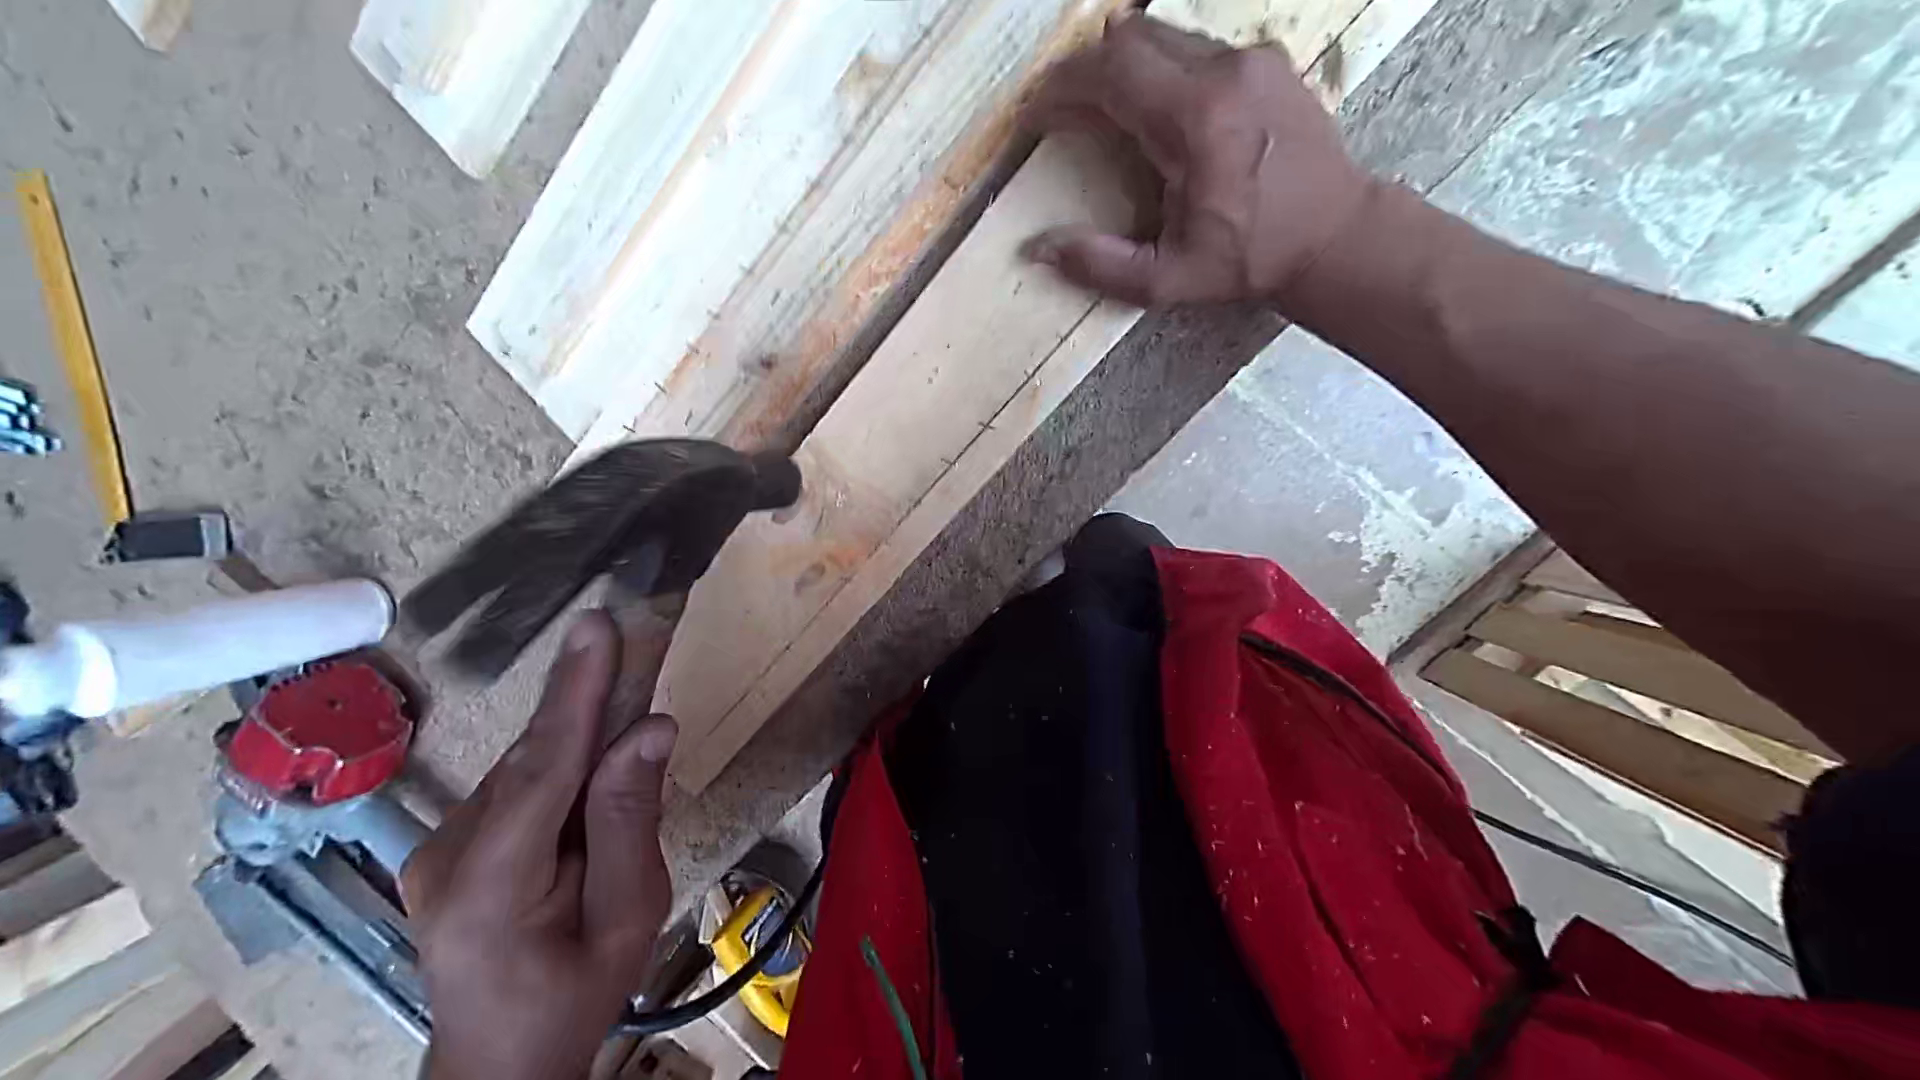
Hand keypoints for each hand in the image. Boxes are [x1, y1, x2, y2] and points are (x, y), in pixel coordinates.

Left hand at [401, 611, 678, 1079]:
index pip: (541, 770)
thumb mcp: (630, 914)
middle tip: (628, 635)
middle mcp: (447, 856)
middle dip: (585, 697)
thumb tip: (651, 729)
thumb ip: (631, 819)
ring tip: (627, 701)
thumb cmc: (579, 994)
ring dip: (580, 730)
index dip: (574, 694)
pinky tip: (595, 766)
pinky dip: (563, 759)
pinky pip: (519, 784)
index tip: (597, 627)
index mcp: (491, 887)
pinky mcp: (448, 845)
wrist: (502, 1059)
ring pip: (526, 767)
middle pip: (534, 759)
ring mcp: (438, 849)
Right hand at [1023, 12, 1375, 307]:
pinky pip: (1194, 49)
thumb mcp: (1167, 280)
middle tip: (1060, 110)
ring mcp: (1251, 59)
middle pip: (1132, 37)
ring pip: (1163, 36)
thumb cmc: (1250, 261)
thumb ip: (1100, 265)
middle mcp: (1224, 71)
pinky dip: (1158, 70)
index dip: (1062, 86)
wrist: (1334, 236)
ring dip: (1121, 68)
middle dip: (1085, 71)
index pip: (1111, 70)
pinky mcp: (1266, 63)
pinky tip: (1151, 112)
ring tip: (1099, 112)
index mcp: (1196, 119)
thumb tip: (1040, 249)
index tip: (1036, 113)